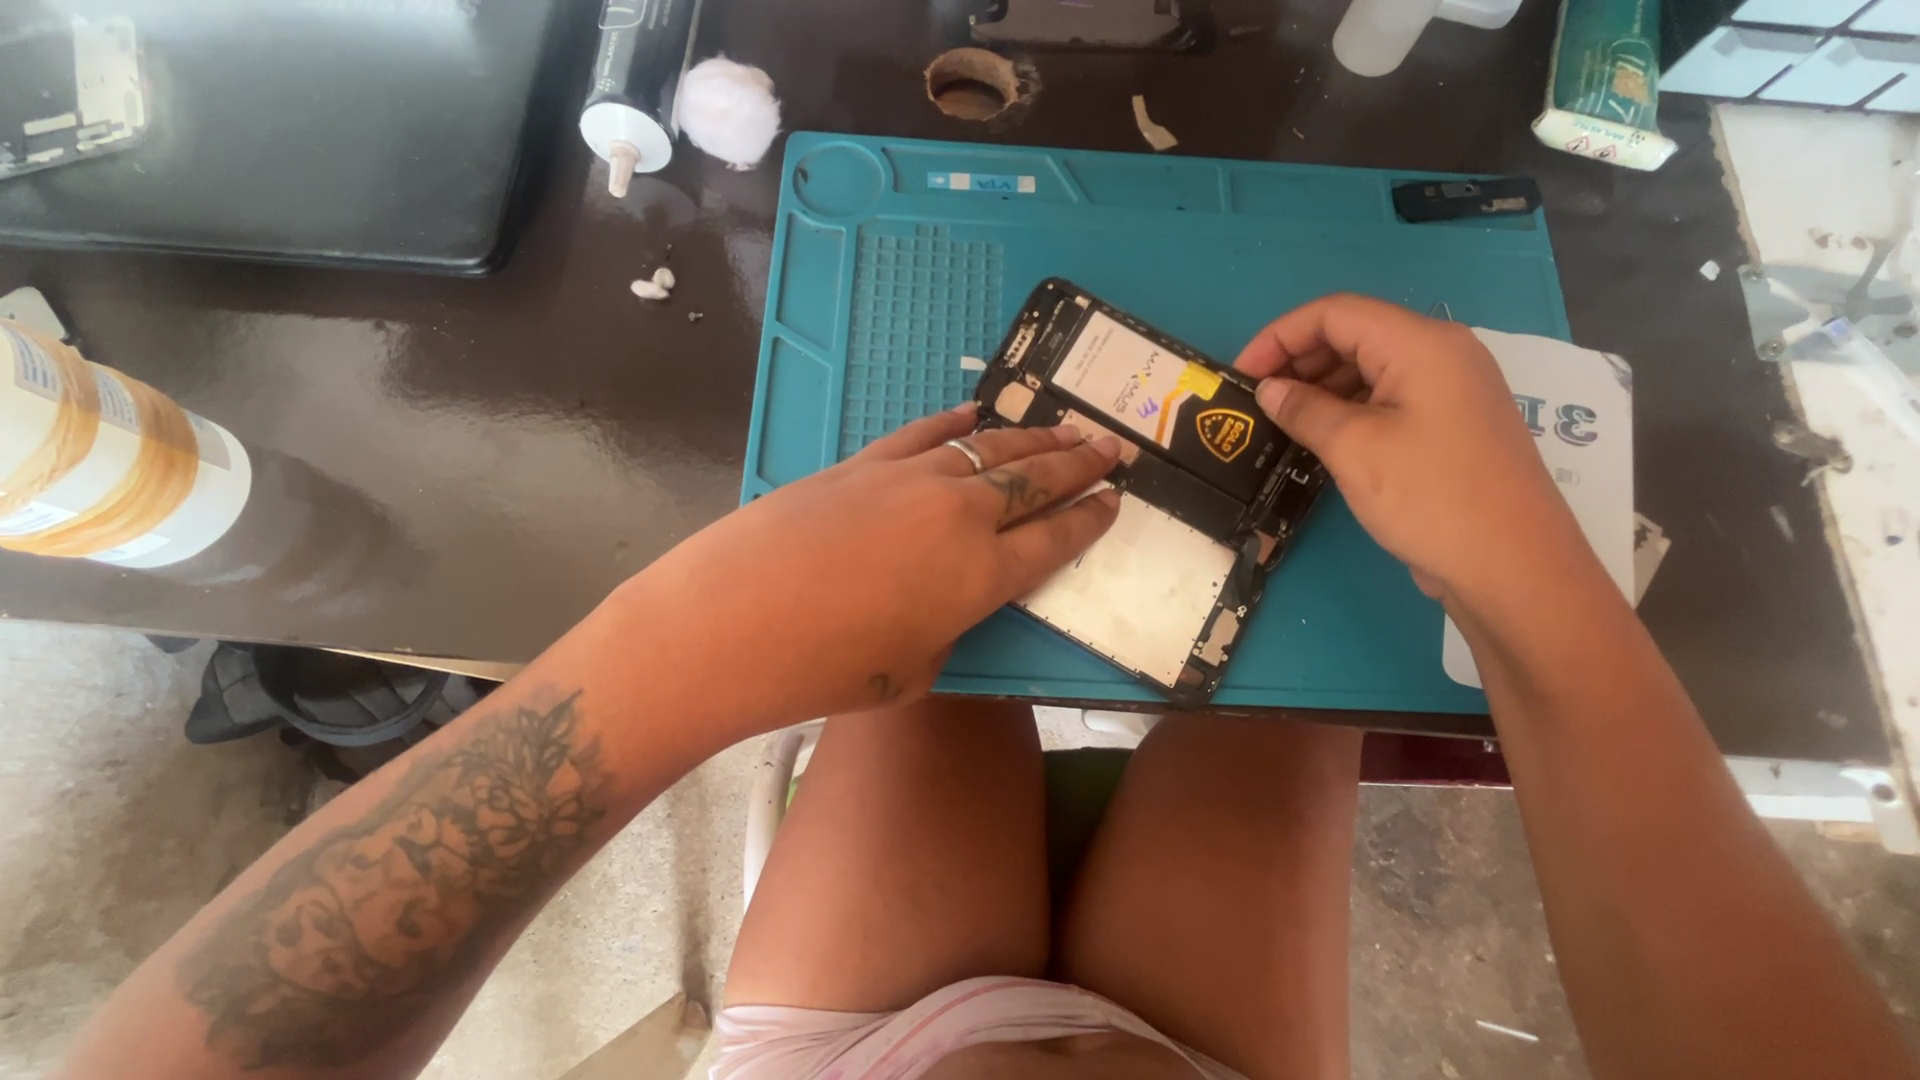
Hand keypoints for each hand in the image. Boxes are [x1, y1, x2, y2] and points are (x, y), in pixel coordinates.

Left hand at [617, 403, 1120, 731]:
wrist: (733, 620)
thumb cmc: (828, 668)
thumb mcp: (915, 670)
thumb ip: (949, 625)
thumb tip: (951, 597)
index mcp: (983, 576)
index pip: (1056, 539)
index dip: (1091, 519)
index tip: (1116, 499)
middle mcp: (961, 515)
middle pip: (1035, 480)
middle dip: (1079, 464)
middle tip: (1112, 448)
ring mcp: (912, 479)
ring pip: (989, 448)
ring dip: (1034, 438)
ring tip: (1066, 428)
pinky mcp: (866, 462)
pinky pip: (926, 433)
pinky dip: (959, 422)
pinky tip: (979, 413)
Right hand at [1233, 294, 1589, 603]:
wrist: (1514, 566)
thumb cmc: (1431, 498)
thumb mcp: (1355, 449)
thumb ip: (1305, 410)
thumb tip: (1269, 390)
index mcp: (1422, 345)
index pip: (1335, 313)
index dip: (1279, 336)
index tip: (1241, 375)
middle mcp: (1440, 354)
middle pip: (1353, 334)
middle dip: (1297, 360)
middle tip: (1255, 402)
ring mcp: (1448, 390)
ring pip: (1368, 368)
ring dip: (1319, 387)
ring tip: (1279, 423)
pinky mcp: (1447, 424)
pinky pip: (1386, 398)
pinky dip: (1345, 409)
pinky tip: (1316, 438)